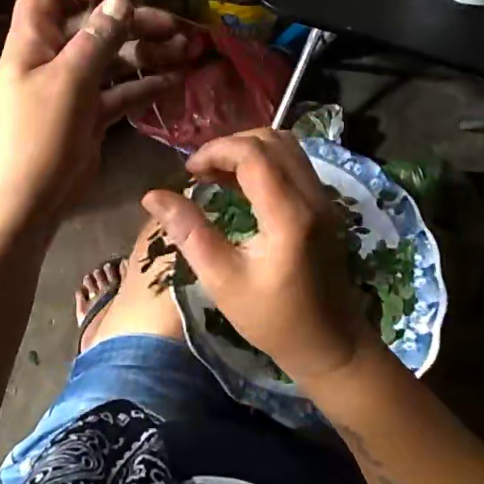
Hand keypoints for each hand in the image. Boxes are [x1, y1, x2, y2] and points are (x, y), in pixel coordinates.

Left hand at [0, 0, 193, 228]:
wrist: (24, 204)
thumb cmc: (37, 137)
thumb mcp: (68, 82)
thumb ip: (97, 39)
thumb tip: (121, 0)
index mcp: (34, 42)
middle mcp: (54, 59)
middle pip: (95, 26)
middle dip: (134, 22)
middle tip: (174, 27)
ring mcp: (75, 89)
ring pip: (115, 59)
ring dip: (149, 53)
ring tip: (186, 53)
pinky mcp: (91, 116)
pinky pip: (122, 92)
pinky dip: (146, 85)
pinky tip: (175, 82)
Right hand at [142, 130, 375, 384]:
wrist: (331, 343)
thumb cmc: (274, 320)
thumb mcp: (223, 280)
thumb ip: (189, 232)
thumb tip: (152, 195)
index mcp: (289, 215)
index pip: (254, 154)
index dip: (216, 151)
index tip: (188, 172)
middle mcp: (313, 197)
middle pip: (273, 140)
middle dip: (232, 145)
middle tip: (201, 171)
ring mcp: (325, 199)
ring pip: (288, 148)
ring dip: (251, 150)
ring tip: (217, 175)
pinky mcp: (326, 206)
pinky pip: (296, 165)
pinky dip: (268, 163)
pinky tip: (242, 186)